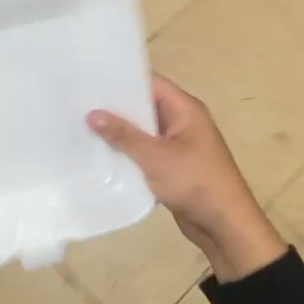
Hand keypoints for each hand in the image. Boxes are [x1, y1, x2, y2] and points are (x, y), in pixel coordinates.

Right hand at [88, 76, 288, 281]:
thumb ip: (124, 134)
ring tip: (83, 125)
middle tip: (79, 103)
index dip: (123, 79)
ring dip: (120, 132)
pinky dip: (128, 152)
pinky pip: (145, 152)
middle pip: (145, 106)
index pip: (151, 83)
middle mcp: (182, 122)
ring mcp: (177, 145)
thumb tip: (92, 113)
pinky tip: (101, 154)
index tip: (92, 80)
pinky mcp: (172, 166)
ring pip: (143, 131)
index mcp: (185, 110)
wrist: (223, 224)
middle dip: (116, 107)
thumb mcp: (156, 156)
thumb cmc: (195, 182)